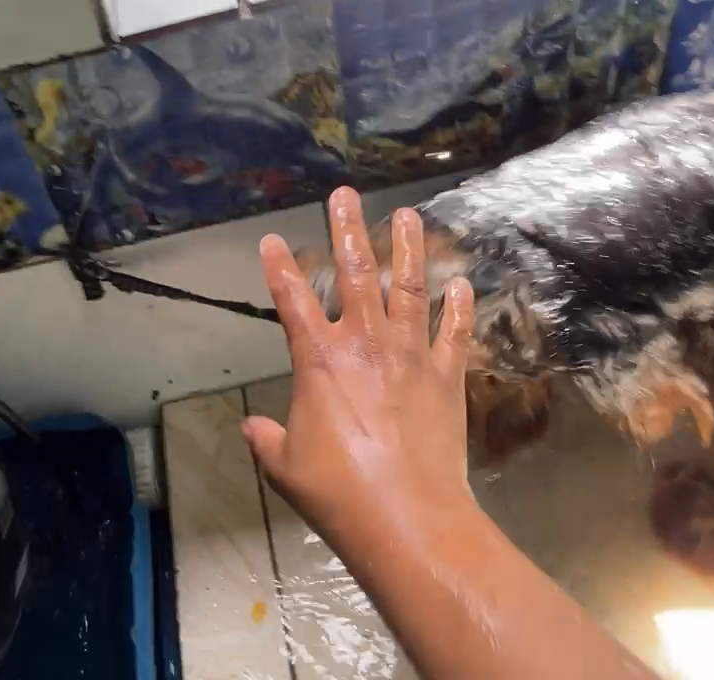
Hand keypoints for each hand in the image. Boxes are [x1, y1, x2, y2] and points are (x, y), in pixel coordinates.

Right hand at [248, 187, 477, 553]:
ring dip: (408, 249)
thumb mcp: (284, 465)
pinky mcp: (446, 377)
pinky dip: (459, 309)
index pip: (291, 299)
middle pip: (354, 273)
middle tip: (345, 194)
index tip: (273, 239)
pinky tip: (462, 284)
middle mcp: (363, 343)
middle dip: (347, 229)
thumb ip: (266, 438)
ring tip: (410, 216)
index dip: (279, 266)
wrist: (408, 519)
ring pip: (408, 288)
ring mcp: (409, 355)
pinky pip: (454, 334)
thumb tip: (250, 426)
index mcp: (319, 359)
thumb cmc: (337, 491)